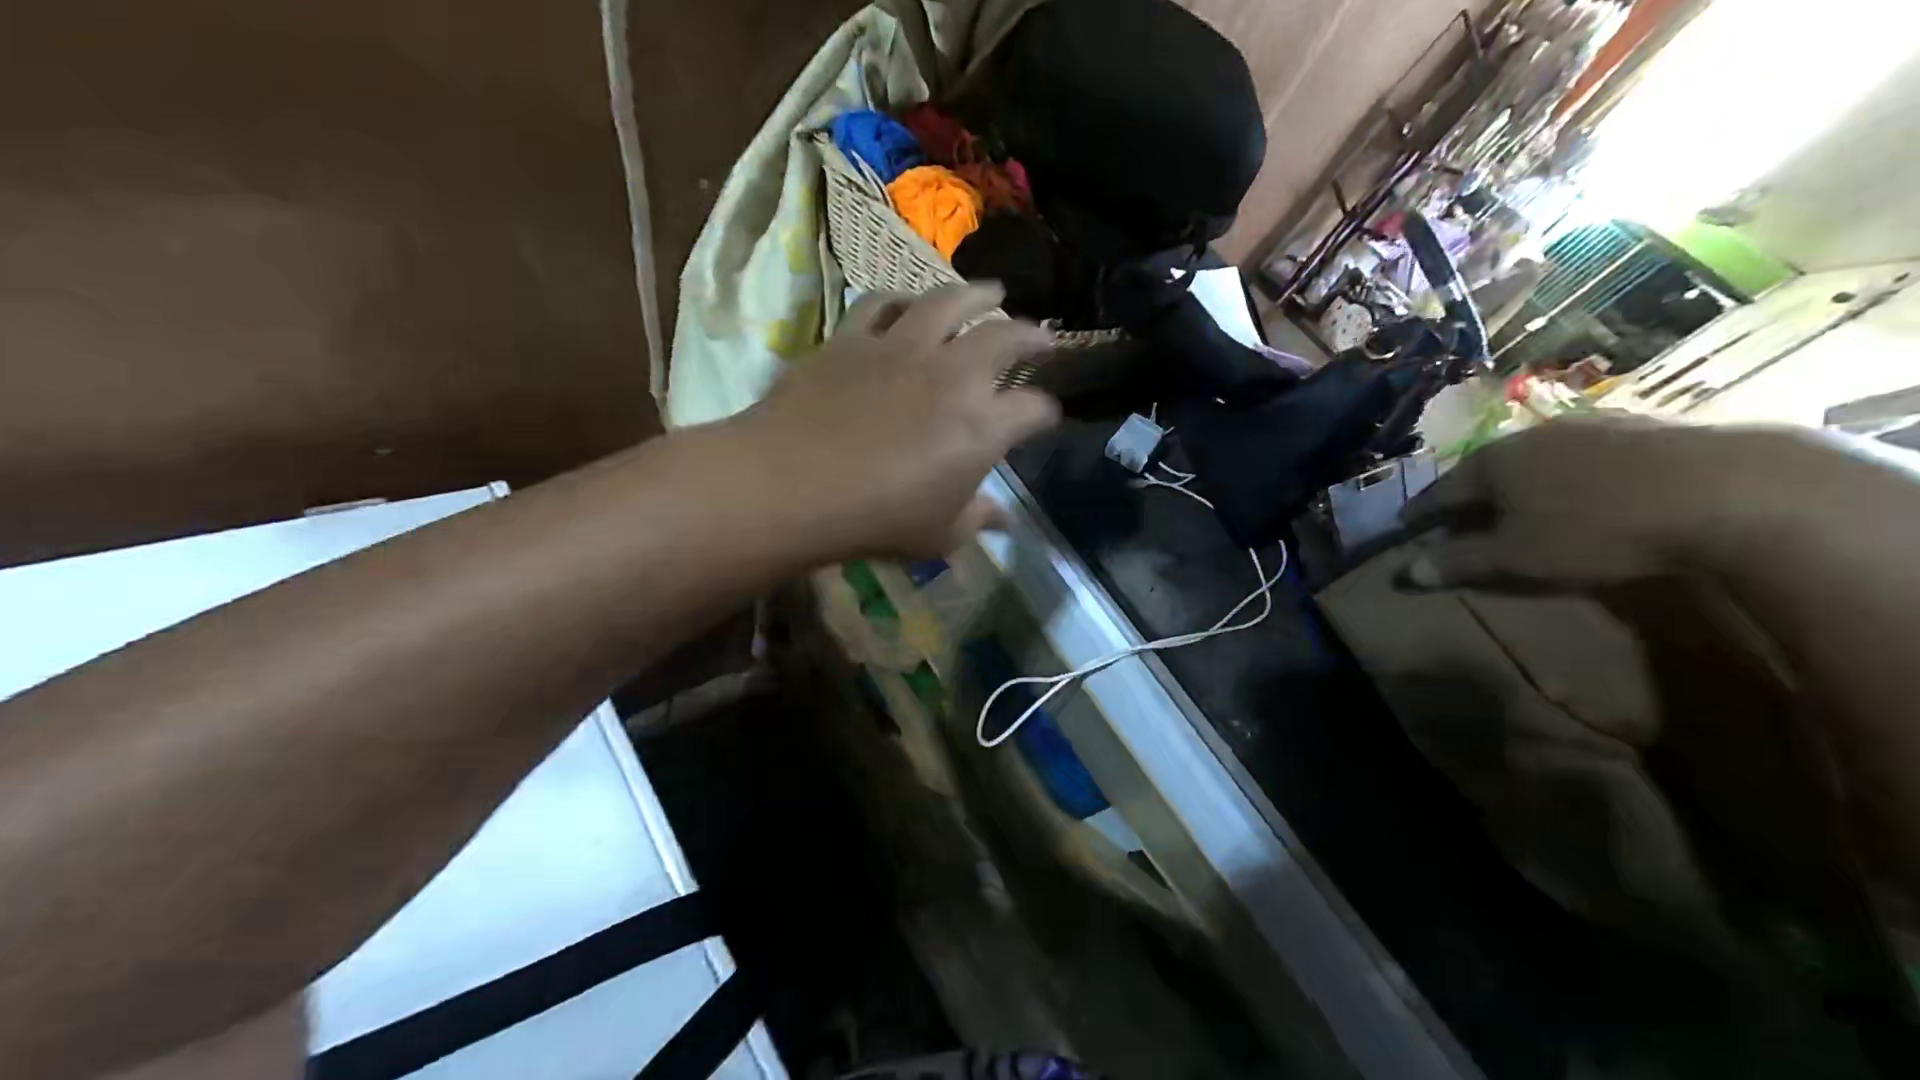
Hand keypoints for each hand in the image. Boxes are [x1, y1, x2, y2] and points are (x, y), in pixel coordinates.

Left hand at [732, 284, 1059, 558]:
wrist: (792, 484)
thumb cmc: (875, 520)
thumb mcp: (937, 536)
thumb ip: (977, 520)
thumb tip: (1003, 519)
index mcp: (982, 426)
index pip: (1034, 410)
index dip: (1045, 413)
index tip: (1044, 418)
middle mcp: (953, 375)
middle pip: (1006, 339)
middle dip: (1032, 336)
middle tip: (1041, 336)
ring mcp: (902, 348)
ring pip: (949, 302)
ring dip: (977, 294)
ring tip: (990, 292)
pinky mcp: (854, 338)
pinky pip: (882, 304)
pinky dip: (900, 298)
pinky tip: (908, 301)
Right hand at [1401, 415, 1819, 590]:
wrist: (1730, 492)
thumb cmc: (1597, 528)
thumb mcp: (1518, 556)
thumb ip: (1459, 561)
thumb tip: (1406, 572)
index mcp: (1492, 462)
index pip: (1441, 491)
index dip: (1422, 513)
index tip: (1406, 526)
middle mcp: (1530, 436)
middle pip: (1486, 471)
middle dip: (1471, 496)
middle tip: (1463, 520)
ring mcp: (1587, 427)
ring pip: (1536, 460)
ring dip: (1522, 483)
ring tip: (1523, 505)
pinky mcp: (1640, 428)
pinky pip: (1583, 455)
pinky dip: (1569, 475)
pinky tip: (1584, 490)